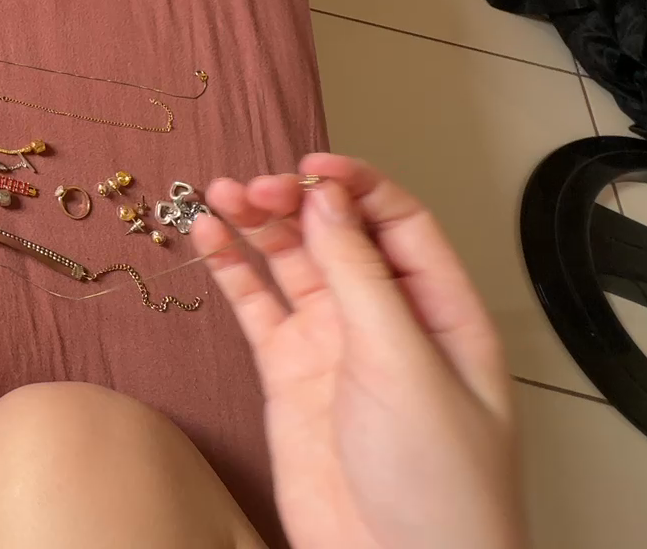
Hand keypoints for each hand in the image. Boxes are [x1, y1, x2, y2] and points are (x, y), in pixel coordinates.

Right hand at [191, 154, 525, 548]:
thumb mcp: (402, 364)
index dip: (355, 186)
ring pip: (287, 262)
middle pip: (332, 236)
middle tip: (253, 189)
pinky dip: (230, 266)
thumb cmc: (432, 479)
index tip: (308, 167)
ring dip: (254, 225)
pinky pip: (254, 302)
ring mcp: (330, 340)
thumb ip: (359, 277)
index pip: (397, 224)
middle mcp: (382, 317)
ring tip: (218, 196)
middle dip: (293, 203)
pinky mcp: (286, 364)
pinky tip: (207, 237)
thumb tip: (326, 201)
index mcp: (439, 312)